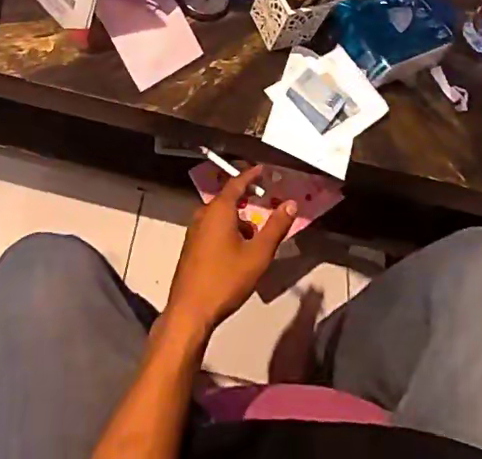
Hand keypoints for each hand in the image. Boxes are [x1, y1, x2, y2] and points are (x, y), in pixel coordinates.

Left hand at [165, 166, 296, 333]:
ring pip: (221, 217)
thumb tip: (291, 203)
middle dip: (248, 203)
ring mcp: (194, 232)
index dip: (251, 175)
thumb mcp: (258, 254)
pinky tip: (238, 253)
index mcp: (218, 210)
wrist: (190, 312)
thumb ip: (276, 226)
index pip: (237, 183)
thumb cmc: (225, 279)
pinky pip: (213, 229)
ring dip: (239, 222)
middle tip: (265, 206)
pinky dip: (228, 232)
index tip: (263, 169)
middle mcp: (203, 215)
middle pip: (229, 200)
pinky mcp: (191, 248)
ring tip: (256, 239)